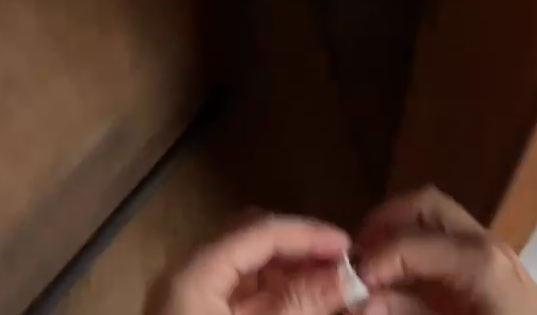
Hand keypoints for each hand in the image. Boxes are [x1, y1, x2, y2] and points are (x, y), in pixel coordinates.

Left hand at [149, 215, 355, 314]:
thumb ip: (302, 303)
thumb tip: (348, 275)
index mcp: (195, 274)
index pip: (261, 230)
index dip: (309, 234)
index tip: (348, 247)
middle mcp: (188, 276)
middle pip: (251, 240)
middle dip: (298, 248)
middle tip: (339, 264)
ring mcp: (189, 301)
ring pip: (246, 266)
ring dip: (287, 271)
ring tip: (326, 286)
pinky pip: (239, 295)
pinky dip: (271, 295)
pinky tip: (300, 305)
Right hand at [355, 188, 536, 314]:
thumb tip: (363, 301)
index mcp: (481, 263)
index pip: (416, 241)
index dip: (377, 257)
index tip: (350, 278)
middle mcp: (487, 243)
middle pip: (428, 204)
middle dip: (387, 221)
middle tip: (358, 254)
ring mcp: (493, 249)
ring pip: (438, 215)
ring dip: (401, 230)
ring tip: (373, 263)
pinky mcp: (494, 263)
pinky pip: (448, 239)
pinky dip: (418, 247)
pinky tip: (402, 277)